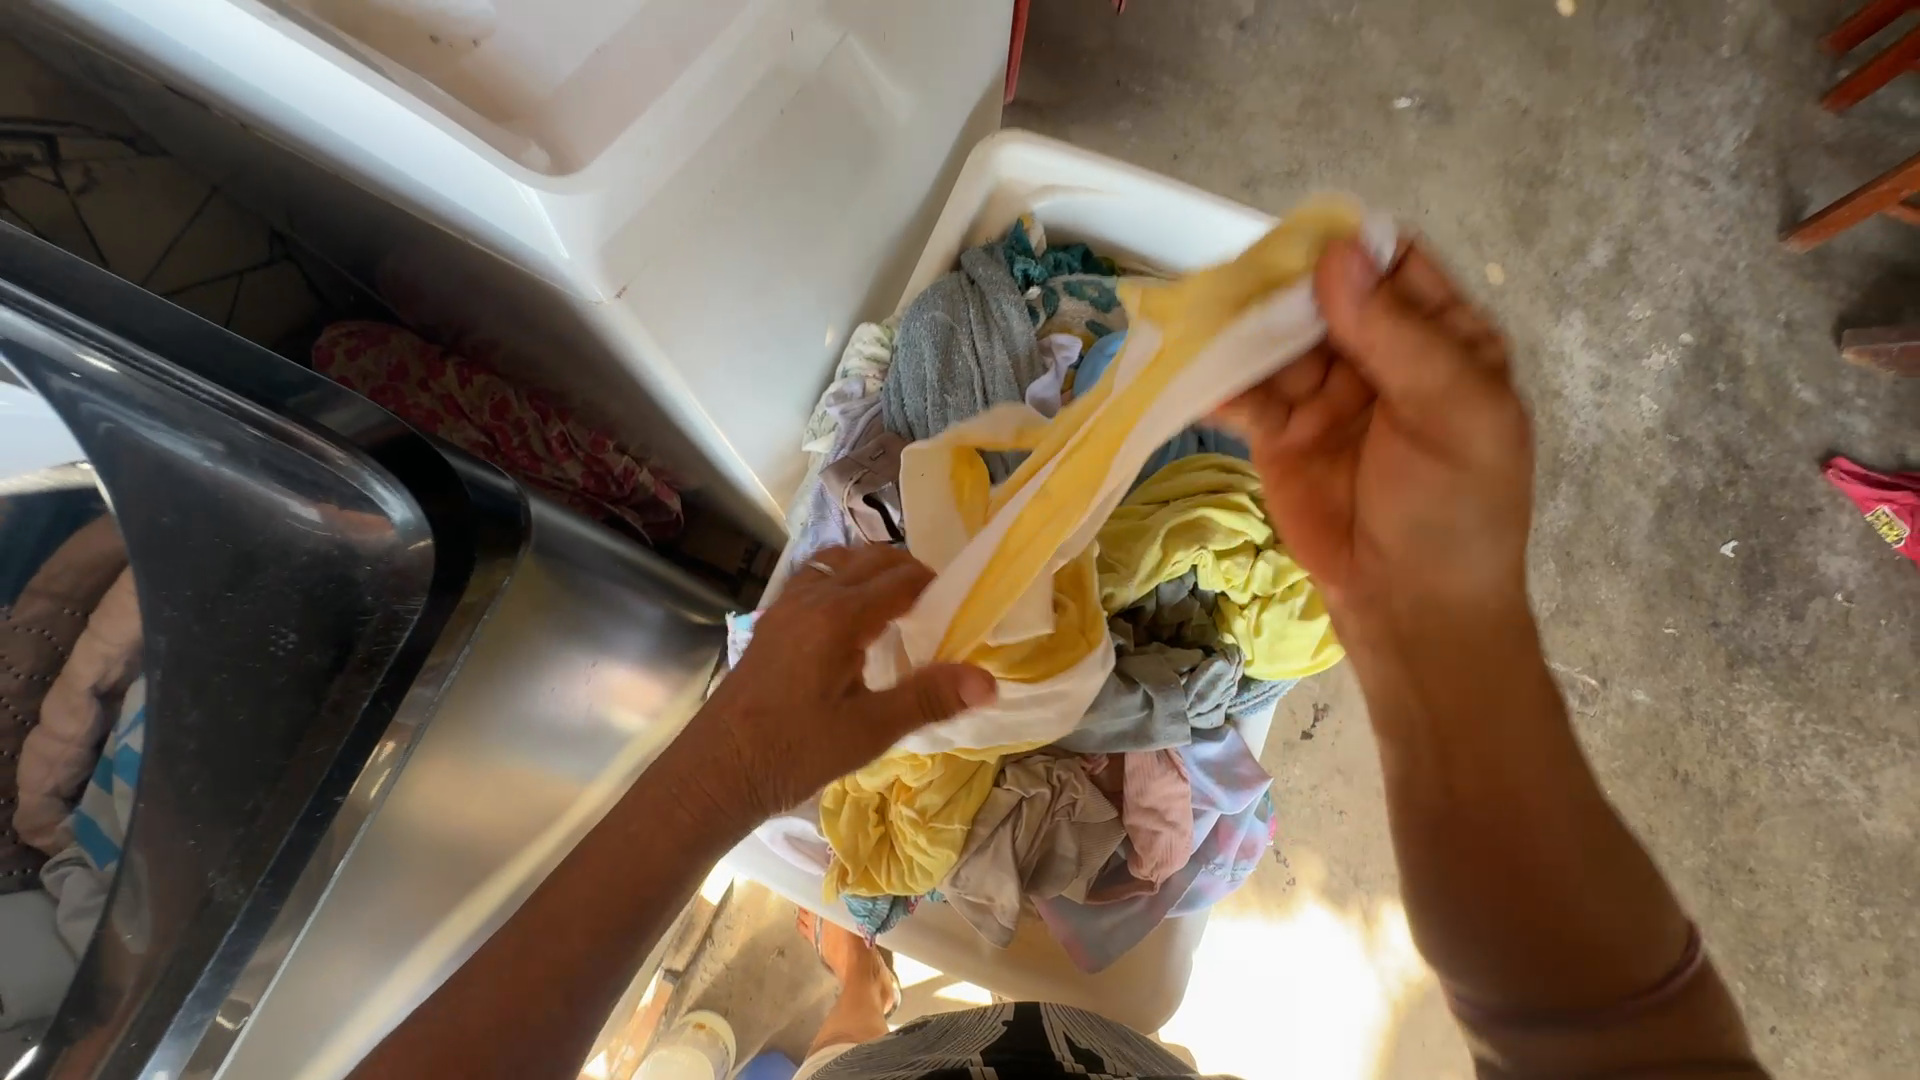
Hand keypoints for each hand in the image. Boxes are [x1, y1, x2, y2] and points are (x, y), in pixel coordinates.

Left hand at [687, 545, 996, 824]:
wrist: (716, 772)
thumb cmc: (794, 753)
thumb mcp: (869, 731)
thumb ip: (928, 698)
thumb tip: (989, 681)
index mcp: (839, 617)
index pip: (900, 578)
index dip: (933, 584)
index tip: (956, 606)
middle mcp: (812, 597)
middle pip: (871, 558)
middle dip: (908, 571)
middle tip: (934, 606)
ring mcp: (786, 605)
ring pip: (839, 560)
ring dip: (872, 568)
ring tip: (896, 603)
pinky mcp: (771, 620)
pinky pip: (815, 576)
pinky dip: (842, 576)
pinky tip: (850, 616)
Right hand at [1214, 238, 1533, 630]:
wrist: (1407, 600)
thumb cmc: (1454, 506)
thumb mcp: (1451, 413)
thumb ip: (1398, 335)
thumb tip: (1336, 255)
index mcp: (1439, 340)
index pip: (1394, 269)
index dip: (1352, 251)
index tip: (1301, 245)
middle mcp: (1377, 357)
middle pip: (1322, 300)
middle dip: (1281, 289)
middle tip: (1232, 280)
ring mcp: (1322, 396)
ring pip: (1276, 345)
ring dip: (1241, 333)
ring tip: (1200, 320)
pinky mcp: (1277, 433)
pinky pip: (1245, 396)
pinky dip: (1218, 385)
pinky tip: (1192, 375)